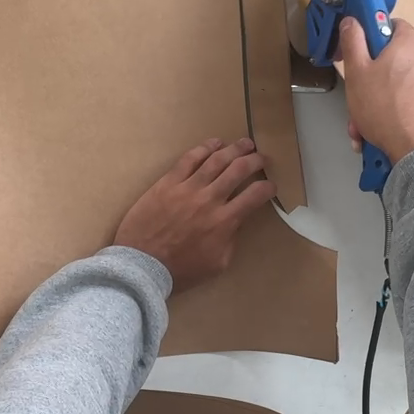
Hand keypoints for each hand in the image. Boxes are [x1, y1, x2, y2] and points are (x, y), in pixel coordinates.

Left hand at [114, 138, 277, 290]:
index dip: (268, 187)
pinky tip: (214, 143)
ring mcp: (188, 188)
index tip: (271, 186)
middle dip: (255, 161)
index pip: (255, 195)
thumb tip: (236, 222)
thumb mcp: (217, 264)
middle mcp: (210, 199)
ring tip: (245, 144)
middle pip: (239, 170)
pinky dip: (204, 148)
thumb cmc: (181, 270)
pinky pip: (189, 159)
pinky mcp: (168, 183)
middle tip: (262, 158)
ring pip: (216, 160)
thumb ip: (231, 240)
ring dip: (234, 149)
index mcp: (224, 221)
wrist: (142, 265)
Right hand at [338, 16, 413, 159]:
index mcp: (410, 41)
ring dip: (373, 102)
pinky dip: (388, 113)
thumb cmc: (383, 107)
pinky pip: (404, 101)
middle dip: (366, 80)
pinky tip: (375, 132)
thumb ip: (352, 41)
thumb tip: (351, 21)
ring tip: (360, 125)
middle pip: (388, 59)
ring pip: (394, 84)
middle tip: (353, 98)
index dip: (365, 36)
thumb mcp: (357, 71)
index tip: (352, 53)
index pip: (386, 25)